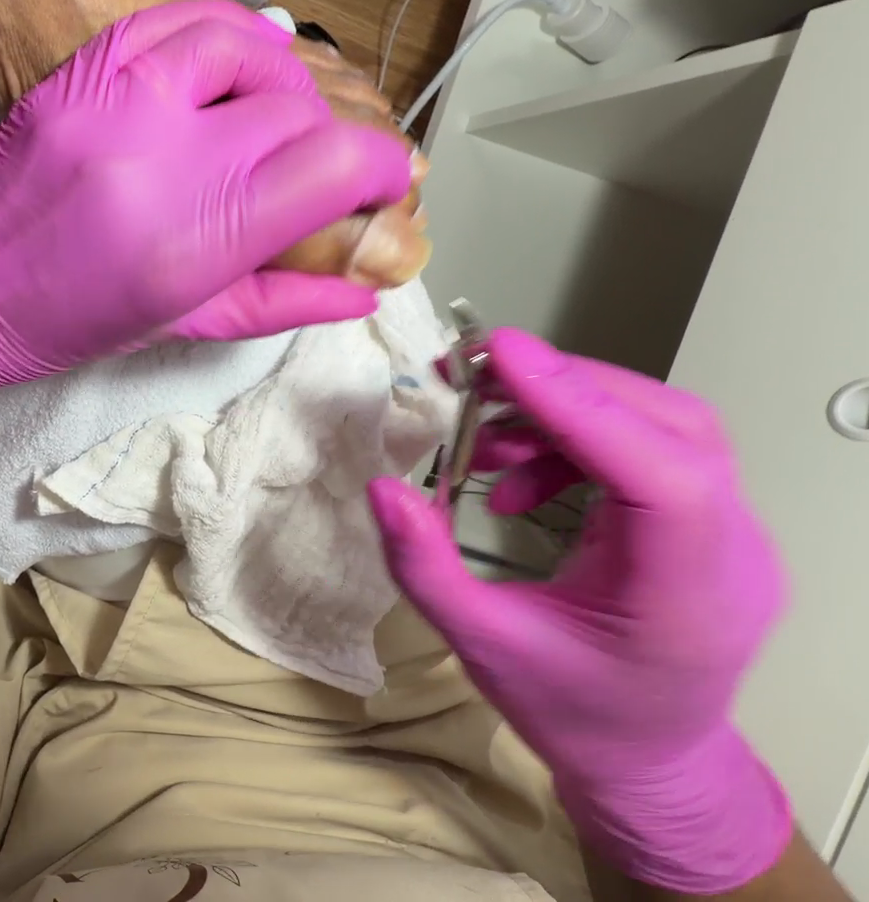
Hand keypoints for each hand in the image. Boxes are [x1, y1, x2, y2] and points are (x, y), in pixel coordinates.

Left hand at [0, 0, 413, 440]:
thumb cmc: (60, 327)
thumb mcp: (179, 326)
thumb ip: (284, 300)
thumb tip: (368, 284)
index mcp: (195, 237)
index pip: (342, 162)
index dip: (380, 172)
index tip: (372, 189)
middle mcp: (161, 158)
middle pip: (301, 105)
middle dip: (325, 139)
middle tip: (307, 170)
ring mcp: (111, 105)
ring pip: (246, 44)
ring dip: (275, 78)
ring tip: (261, 118)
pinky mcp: (72, 79)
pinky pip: (169, 23)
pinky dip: (210, 41)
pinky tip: (212, 77)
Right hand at [366, 328, 793, 894]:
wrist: (647, 756)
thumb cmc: (570, 711)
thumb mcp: (478, 643)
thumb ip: (421, 564)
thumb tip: (383, 487)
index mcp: (683, 593)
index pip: (660, 474)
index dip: (581, 403)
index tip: (502, 355)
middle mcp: (727, 552)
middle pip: (671, 427)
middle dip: (565, 384)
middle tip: (472, 370)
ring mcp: (725, 535)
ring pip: (663, 427)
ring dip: (563, 409)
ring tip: (480, 432)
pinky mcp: (698, 526)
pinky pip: (644, 452)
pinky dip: (570, 443)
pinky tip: (511, 480)